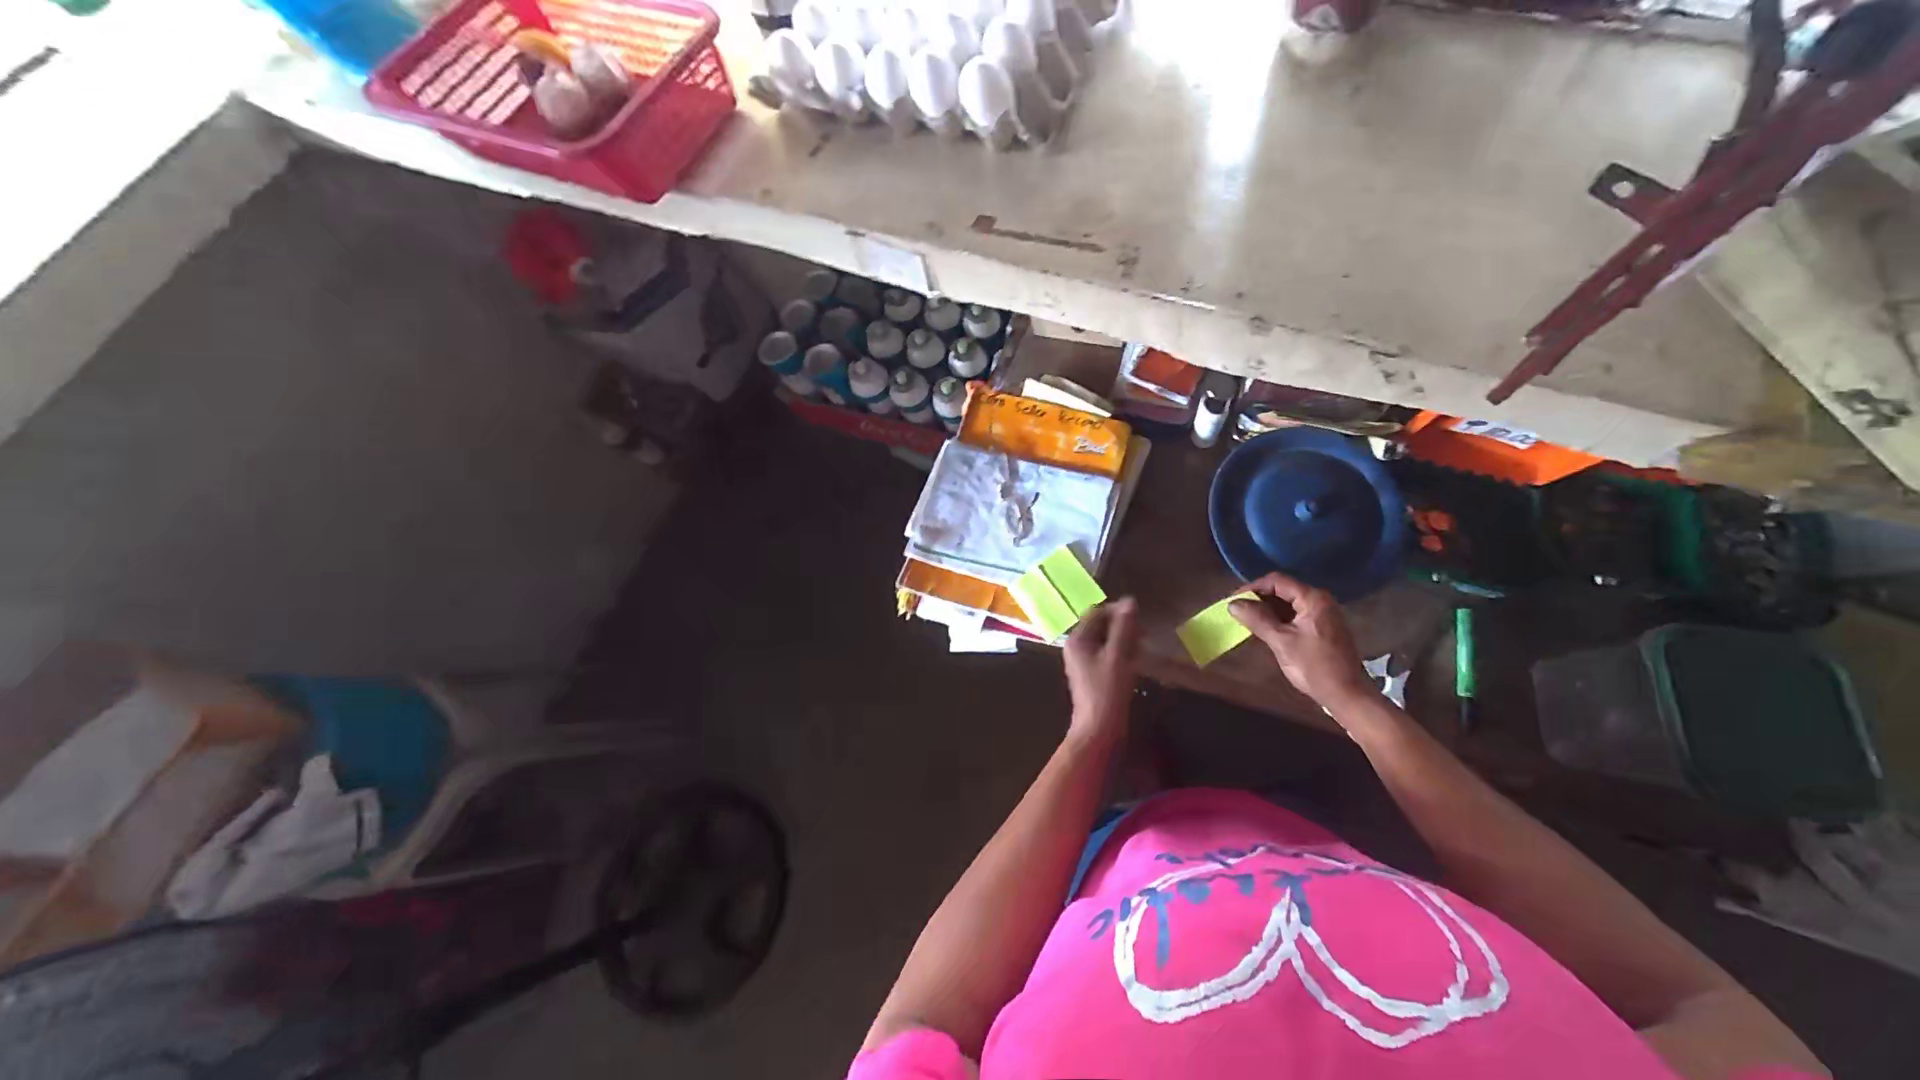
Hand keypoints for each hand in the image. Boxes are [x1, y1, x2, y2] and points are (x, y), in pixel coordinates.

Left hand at [1063, 597, 1139, 745]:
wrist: (1099, 729)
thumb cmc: (1107, 692)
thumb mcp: (1118, 656)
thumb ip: (1124, 627)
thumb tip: (1129, 601)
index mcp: (1077, 639)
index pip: (1096, 612)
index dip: (1117, 610)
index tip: (1140, 617)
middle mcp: (1076, 647)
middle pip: (1100, 625)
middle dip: (1122, 625)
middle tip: (1143, 634)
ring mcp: (1083, 661)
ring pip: (1105, 639)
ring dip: (1124, 639)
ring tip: (1142, 646)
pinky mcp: (1092, 673)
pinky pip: (1107, 653)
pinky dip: (1121, 652)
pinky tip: (1135, 660)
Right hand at [1228, 573, 1373, 711]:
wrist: (1346, 694)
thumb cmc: (1314, 666)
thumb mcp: (1281, 641)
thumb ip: (1257, 619)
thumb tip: (1233, 604)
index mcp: (1313, 599)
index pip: (1277, 581)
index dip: (1252, 587)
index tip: (1233, 600)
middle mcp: (1320, 601)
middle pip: (1284, 590)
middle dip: (1259, 598)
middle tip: (1237, 610)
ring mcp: (1323, 614)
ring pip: (1289, 603)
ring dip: (1267, 609)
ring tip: (1247, 620)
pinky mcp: (1323, 627)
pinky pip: (1296, 615)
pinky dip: (1279, 618)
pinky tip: (1265, 628)